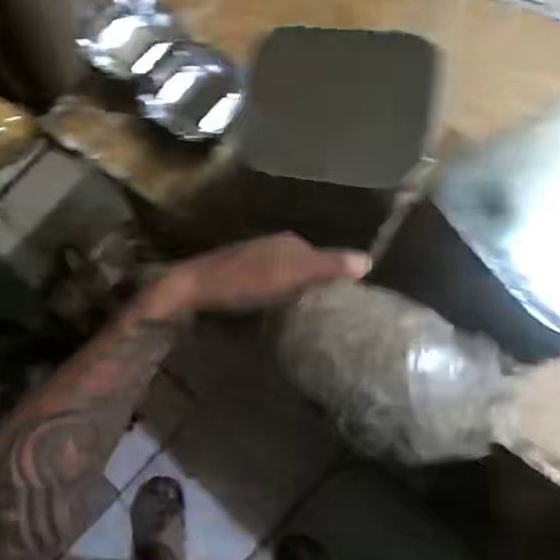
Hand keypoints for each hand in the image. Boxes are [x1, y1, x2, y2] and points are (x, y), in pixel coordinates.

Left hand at [146, 234, 371, 316]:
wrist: (190, 289)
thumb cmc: (242, 280)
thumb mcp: (290, 273)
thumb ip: (327, 266)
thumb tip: (368, 260)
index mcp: (287, 242)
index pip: (323, 256)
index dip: (335, 276)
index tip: (347, 301)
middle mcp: (269, 246)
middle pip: (303, 266)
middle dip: (316, 285)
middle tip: (330, 314)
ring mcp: (249, 262)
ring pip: (284, 277)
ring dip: (295, 293)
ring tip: (307, 318)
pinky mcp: (233, 279)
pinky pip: (265, 287)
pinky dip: (275, 298)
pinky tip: (275, 314)